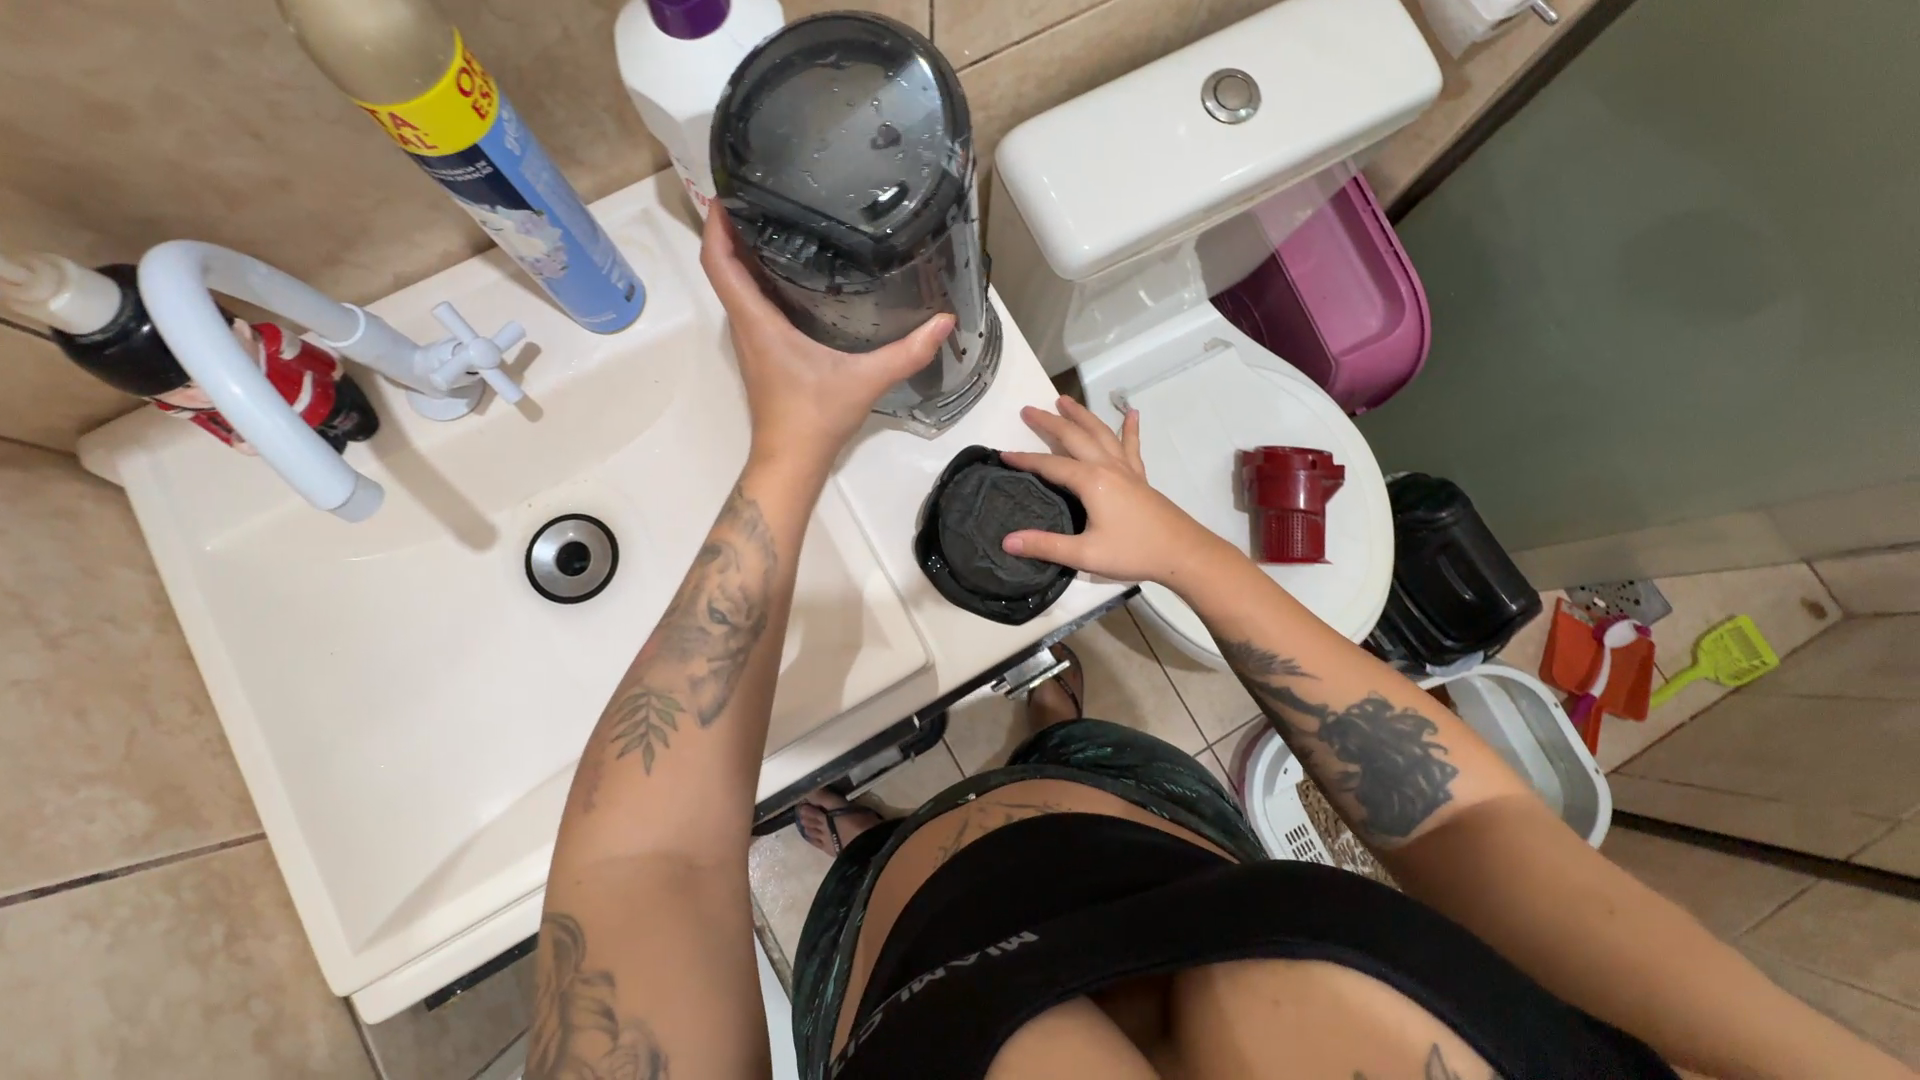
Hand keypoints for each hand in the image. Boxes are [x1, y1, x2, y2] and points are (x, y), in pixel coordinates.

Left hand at [699, 210, 954, 473]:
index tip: (729, 190)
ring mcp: (752, 341)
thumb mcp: (865, 381)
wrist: (791, 461)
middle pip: (725, 267)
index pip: (718, 262)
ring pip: (737, 287)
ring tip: (781, 222)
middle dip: (735, 228)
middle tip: (765, 194)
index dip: (716, 223)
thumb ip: (907, 352)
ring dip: (746, 254)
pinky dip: (761, 281)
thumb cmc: (814, 418)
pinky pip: (752, 305)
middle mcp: (746, 326)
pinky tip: (796, 274)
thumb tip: (945, 322)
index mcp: (757, 321)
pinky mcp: (762, 354)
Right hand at [1001, 397, 1229, 586]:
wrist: (1183, 553)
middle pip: (1075, 437)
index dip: (1025, 460)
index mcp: (1092, 481)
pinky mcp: (1140, 478)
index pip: (1050, 465)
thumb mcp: (1085, 554)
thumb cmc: (1133, 552)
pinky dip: (1129, 428)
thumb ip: (1045, 545)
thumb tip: (1007, 541)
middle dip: (1049, 423)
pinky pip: (1131, 446)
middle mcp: (1108, 467)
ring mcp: (1127, 470)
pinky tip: (1132, 413)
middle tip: (1028, 409)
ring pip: (1101, 433)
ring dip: (1082, 415)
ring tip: (1065, 400)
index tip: (1002, 453)